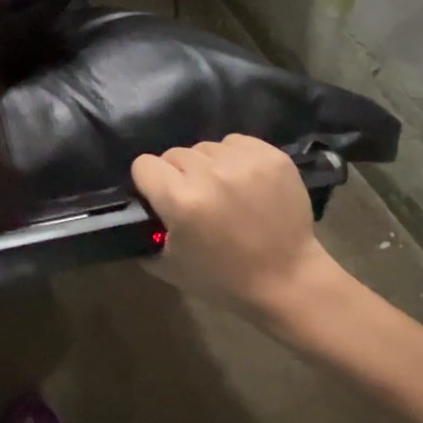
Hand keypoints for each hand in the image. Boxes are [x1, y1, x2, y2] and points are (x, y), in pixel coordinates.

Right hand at [130, 136, 344, 321]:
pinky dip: (234, 158)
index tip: (161, 200)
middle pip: (174, 154)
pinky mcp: (271, 156)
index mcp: (180, 199)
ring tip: (222, 191)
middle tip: (195, 201)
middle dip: (178, 175)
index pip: (144, 164)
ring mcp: (244, 162)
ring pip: (205, 147)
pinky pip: (235, 142)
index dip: (149, 183)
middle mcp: (210, 173)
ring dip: (207, 165)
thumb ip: (142, 232)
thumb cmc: (222, 278)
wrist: (289, 280)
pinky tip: (244, 183)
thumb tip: (134, 209)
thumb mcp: (166, 265)